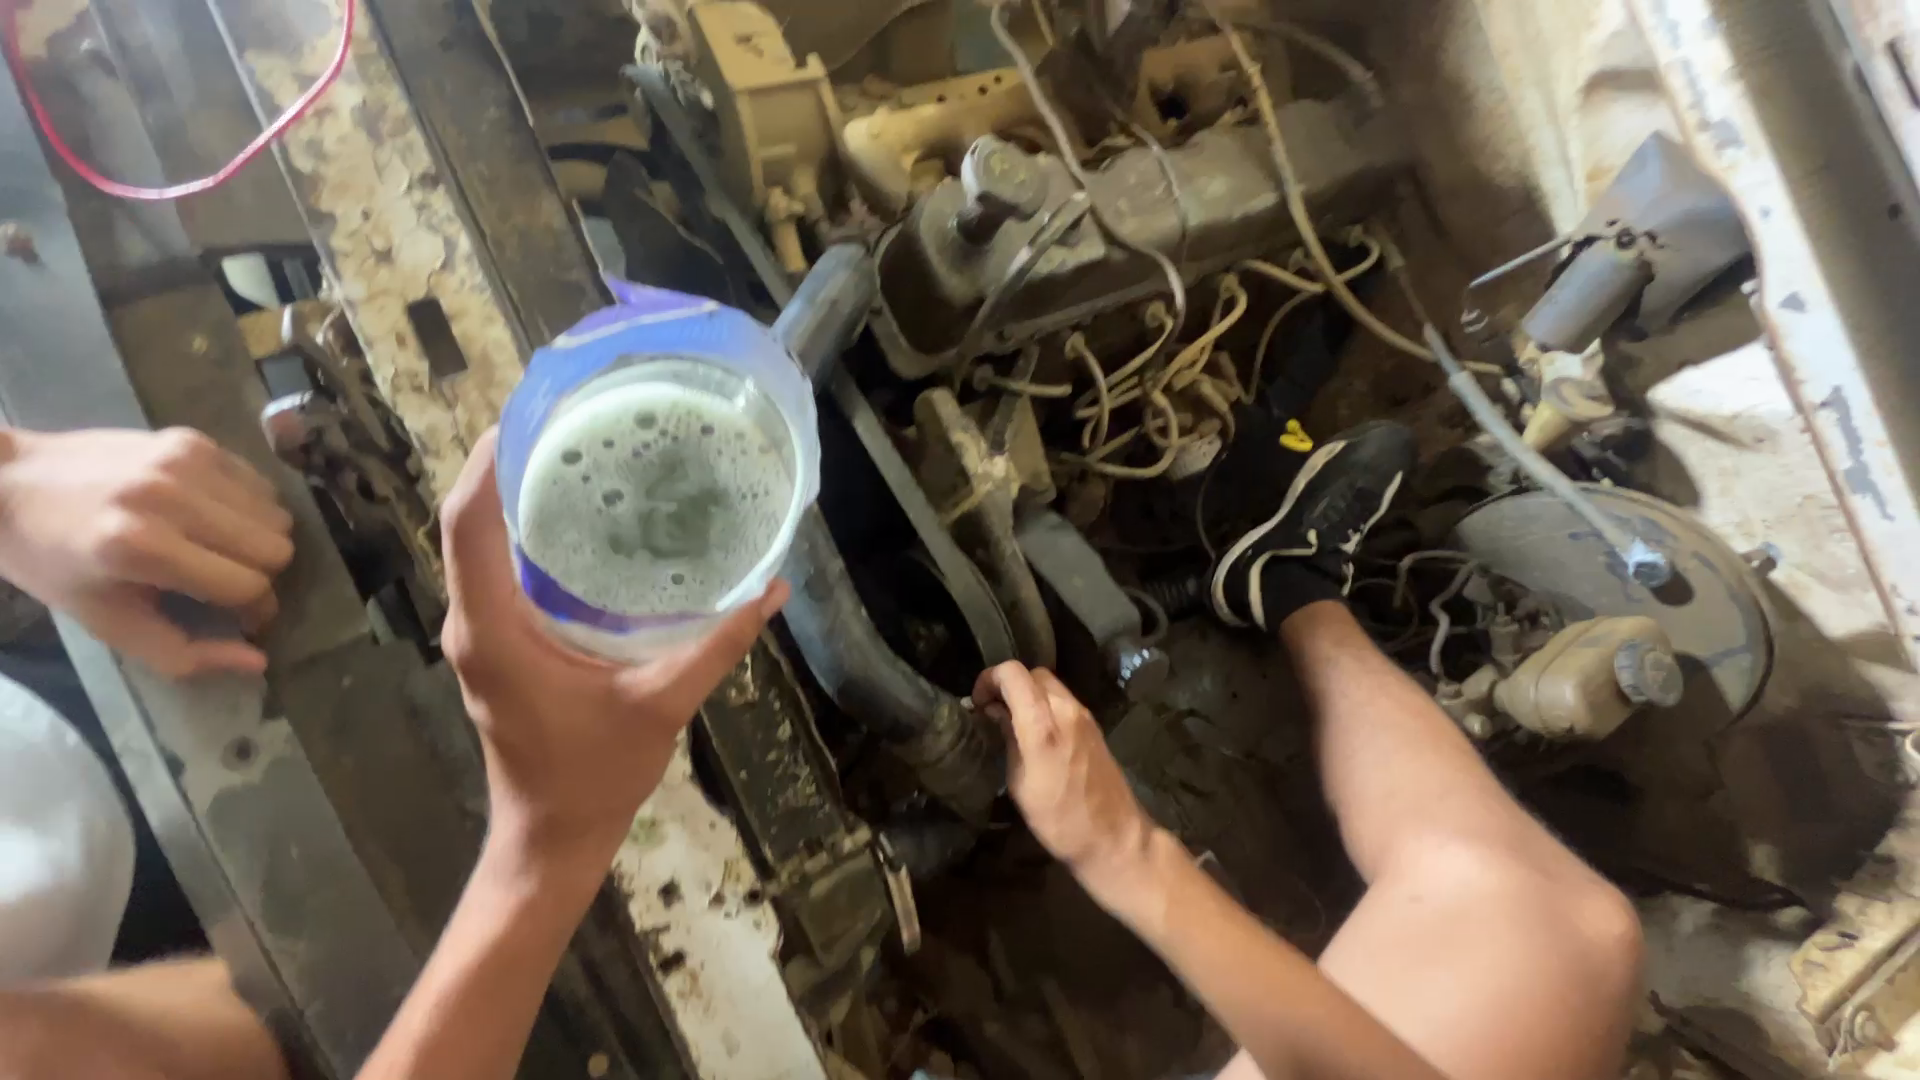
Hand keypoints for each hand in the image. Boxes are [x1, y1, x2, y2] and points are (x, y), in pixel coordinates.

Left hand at [0, 427, 292, 675]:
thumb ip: (181, 651)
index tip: (239, 613)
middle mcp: (167, 500)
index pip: (247, 586)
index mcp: (138, 549)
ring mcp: (185, 464)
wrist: (0, 481)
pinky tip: (215, 513)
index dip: (252, 608)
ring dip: (261, 539)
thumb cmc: (53, 560)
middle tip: (229, 576)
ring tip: (222, 543)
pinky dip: (252, 507)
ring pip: (280, 518)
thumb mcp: (104, 620)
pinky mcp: (195, 441)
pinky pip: (263, 487)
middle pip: (276, 550)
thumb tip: (257, 661)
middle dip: (261, 572)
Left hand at [439, 429, 788, 869]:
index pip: (470, 524)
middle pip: (471, 521)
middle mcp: (476, 621)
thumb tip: (774, 589)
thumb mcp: (665, 702)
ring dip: (518, 495)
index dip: (489, 461)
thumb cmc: (596, 773)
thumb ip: (720, 644)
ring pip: (483, 544)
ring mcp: (485, 633)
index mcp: (495, 629)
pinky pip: (503, 570)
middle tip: (572, 419)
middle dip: (507, 462)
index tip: (530, 413)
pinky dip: (532, 533)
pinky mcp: (503, 644)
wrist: (553, 835)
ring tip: (581, 452)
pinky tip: (586, 520)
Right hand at [973, 662, 1162, 904]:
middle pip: (1031, 673)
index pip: (1012, 673)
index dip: (989, 678)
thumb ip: (1007, 738)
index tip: (978, 703)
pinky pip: (1062, 699)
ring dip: (1027, 693)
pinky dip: (1044, 703)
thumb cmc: (1059, 820)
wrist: (1114, 838)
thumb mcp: (1019, 783)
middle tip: (993, 710)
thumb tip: (995, 712)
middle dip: (1008, 684)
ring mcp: (1083, 715)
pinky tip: (1036, 730)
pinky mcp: (1093, 724)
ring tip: (1012, 720)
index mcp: (1043, 724)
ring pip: (1048, 683)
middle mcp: (1066, 709)